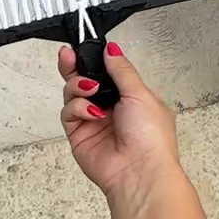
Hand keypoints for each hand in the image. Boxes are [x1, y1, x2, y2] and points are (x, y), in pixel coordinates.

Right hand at [58, 43, 181, 206]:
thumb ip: (121, 69)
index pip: (106, 71)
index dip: (93, 59)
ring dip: (78, 87)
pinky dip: (76, 108)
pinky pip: (68, 112)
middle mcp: (110, 107)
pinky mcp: (78, 133)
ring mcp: (93, 120)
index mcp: (130, 97)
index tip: (82, 48)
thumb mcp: (140, 93)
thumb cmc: (151, 139)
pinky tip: (91, 112)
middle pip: (84, 80)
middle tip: (67, 56)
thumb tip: (111, 49)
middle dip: (74, 67)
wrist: (138, 171)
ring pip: (73, 93)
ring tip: (89, 90)